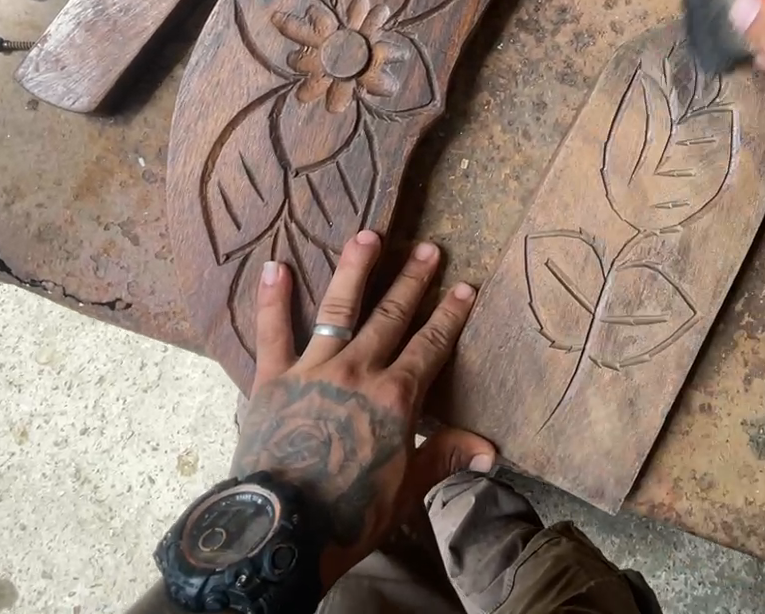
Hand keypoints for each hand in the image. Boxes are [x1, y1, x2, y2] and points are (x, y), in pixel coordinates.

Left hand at [233, 231, 494, 590]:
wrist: (281, 531)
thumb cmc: (350, 513)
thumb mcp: (408, 487)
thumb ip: (445, 455)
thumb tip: (492, 451)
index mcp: (395, 396)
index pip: (431, 344)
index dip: (451, 315)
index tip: (465, 286)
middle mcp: (359, 370)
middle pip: (392, 316)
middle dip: (414, 280)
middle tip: (429, 248)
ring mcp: (314, 368)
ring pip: (340, 308)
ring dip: (356, 269)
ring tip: (368, 234)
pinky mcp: (273, 378)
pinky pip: (272, 333)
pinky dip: (272, 299)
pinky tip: (274, 266)